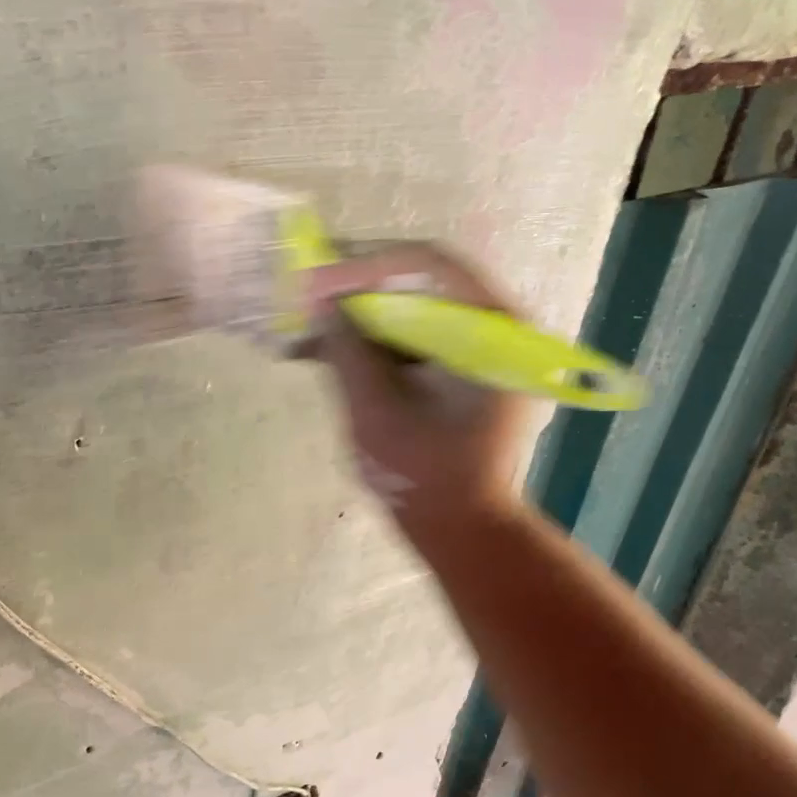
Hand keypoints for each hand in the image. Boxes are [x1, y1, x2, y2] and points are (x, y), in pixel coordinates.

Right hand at [305, 243, 528, 534]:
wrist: (461, 530)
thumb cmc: (425, 476)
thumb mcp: (376, 412)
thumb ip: (347, 351)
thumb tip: (320, 304)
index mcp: (494, 330)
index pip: (430, 266)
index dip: (367, 265)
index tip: (315, 278)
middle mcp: (494, 326)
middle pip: (420, 283)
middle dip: (355, 287)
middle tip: (302, 291)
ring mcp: (476, 349)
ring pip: (410, 309)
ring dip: (356, 315)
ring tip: (302, 324)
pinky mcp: (456, 370)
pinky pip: (409, 339)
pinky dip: (368, 342)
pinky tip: (321, 350)